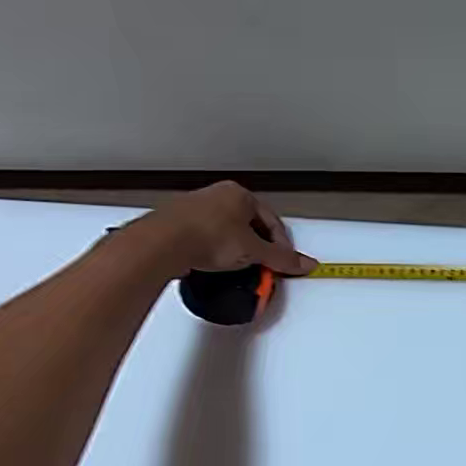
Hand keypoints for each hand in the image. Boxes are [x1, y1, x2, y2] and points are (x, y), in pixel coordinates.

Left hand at [113, 181, 317, 279]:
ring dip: (234, 252)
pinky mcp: (178, 226)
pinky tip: (212, 267)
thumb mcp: (254, 251)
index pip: (271, 221)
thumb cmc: (206, 234)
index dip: (280, 246)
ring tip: (235, 271)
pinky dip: (212, 254)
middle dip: (257, 249)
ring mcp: (195, 209)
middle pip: (248, 226)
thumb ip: (281, 259)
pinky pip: (204, 241)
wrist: (163, 242)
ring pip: (225, 233)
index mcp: (240, 194)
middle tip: (261, 268)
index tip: (282, 264)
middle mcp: (217, 196)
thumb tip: (302, 263)